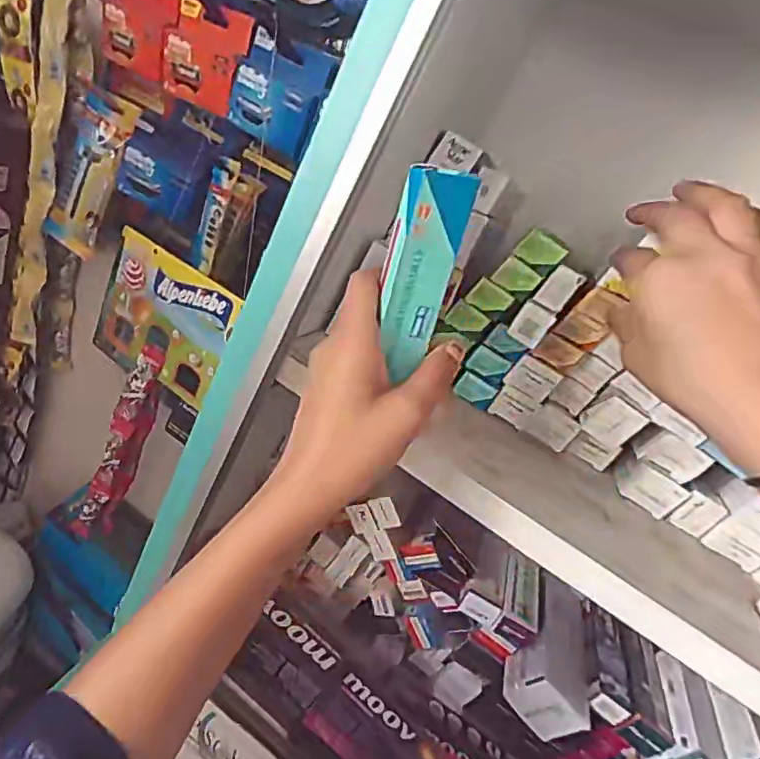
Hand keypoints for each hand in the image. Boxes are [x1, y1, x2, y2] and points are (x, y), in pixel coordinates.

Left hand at [269, 269, 462, 520]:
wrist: (308, 486)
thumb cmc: (353, 449)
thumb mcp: (407, 413)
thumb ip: (434, 375)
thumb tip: (451, 348)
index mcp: (352, 342)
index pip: (364, 282)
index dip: (393, 272)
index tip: (425, 278)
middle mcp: (335, 346)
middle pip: (370, 308)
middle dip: (406, 313)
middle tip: (437, 328)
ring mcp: (327, 366)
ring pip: (367, 336)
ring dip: (397, 342)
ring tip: (427, 366)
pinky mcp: (327, 386)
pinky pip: (358, 359)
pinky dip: (383, 363)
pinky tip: (402, 393)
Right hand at [612, 181, 759, 475]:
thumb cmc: (709, 386)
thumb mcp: (641, 361)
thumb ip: (629, 327)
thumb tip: (625, 314)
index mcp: (661, 278)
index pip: (632, 259)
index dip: (622, 259)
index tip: (621, 261)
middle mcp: (707, 257)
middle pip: (676, 216)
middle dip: (654, 210)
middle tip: (645, 210)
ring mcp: (752, 258)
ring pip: (728, 206)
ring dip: (705, 193)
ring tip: (693, 190)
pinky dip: (752, 217)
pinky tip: (748, 216)